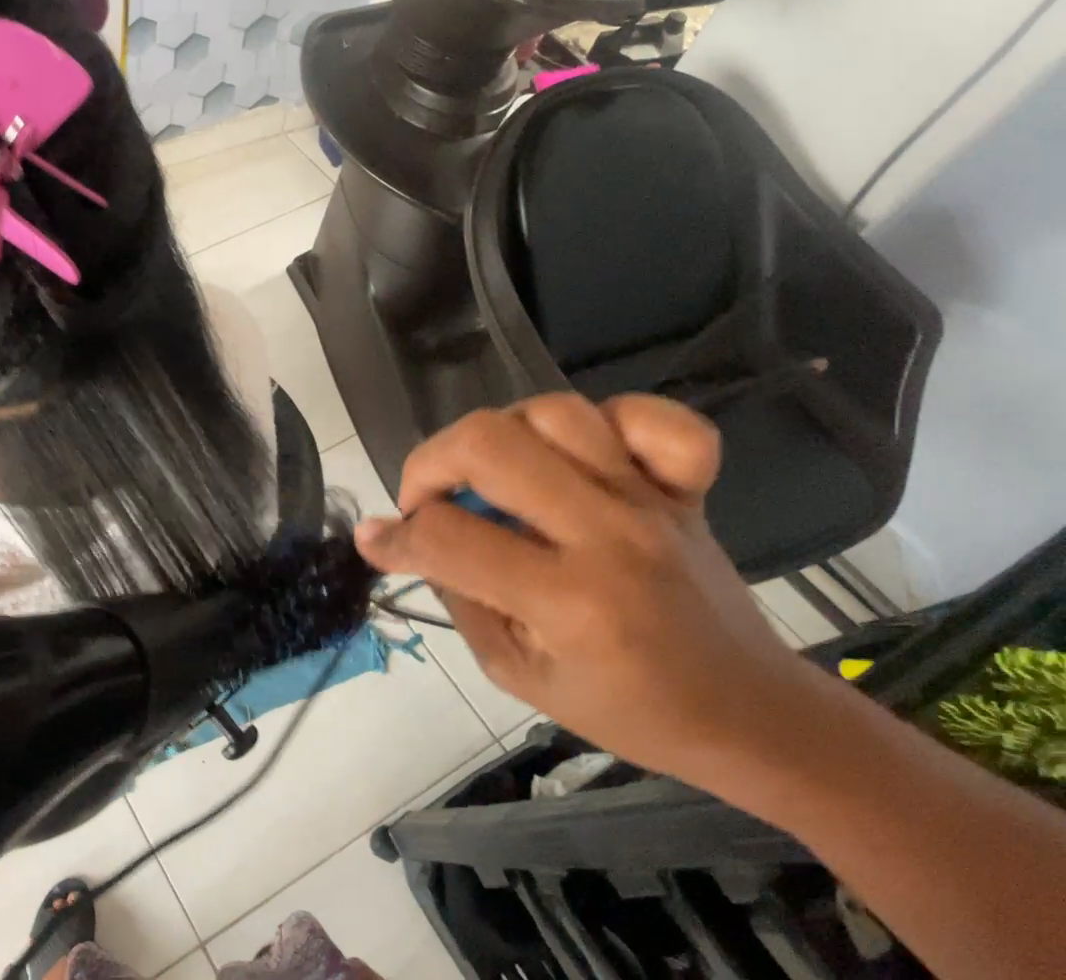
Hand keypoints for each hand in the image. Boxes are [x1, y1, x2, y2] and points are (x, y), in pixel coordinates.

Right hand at [354, 394, 819, 779]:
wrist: (747, 713)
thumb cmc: (625, 709)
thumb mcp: (516, 675)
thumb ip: (457, 597)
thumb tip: (399, 541)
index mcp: (566, 601)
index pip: (446, 538)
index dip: (393, 538)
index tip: (379, 543)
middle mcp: (607, 534)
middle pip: (488, 444)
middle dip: (429, 465)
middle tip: (427, 502)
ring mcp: (650, 501)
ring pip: (552, 413)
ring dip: (499, 435)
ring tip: (491, 476)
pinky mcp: (684, 487)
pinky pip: (649, 417)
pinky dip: (605, 420)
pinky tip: (579, 454)